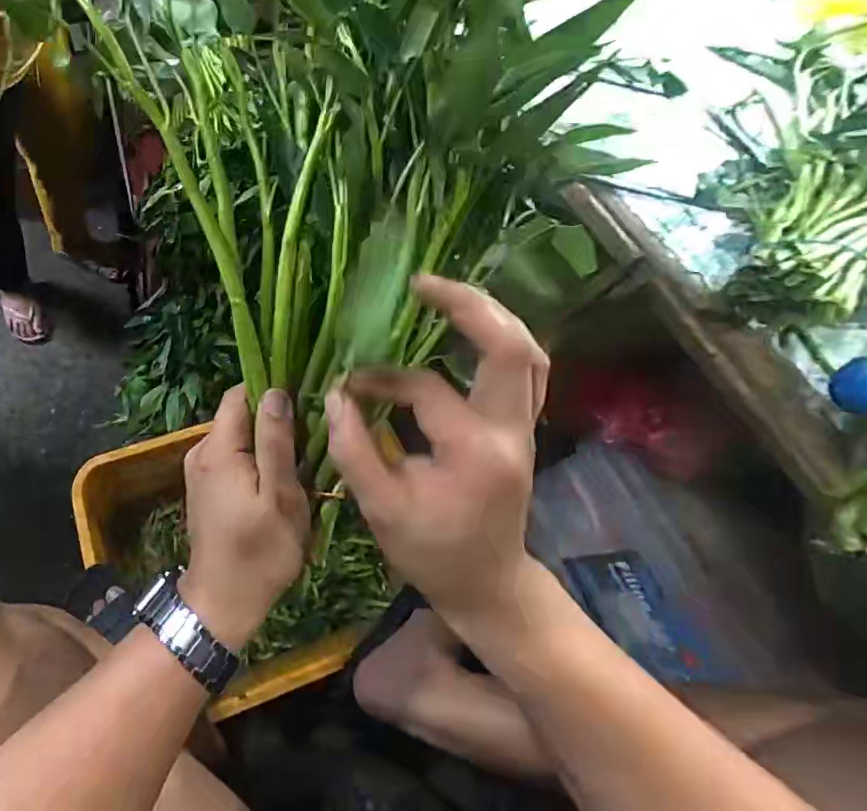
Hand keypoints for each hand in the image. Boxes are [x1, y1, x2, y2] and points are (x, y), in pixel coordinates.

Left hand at [180, 386, 309, 650]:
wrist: (222, 603)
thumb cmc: (259, 552)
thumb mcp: (279, 496)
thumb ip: (276, 442)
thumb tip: (276, 391)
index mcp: (218, 448)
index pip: (239, 394)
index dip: (271, 390)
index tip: (304, 401)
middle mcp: (201, 450)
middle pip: (238, 414)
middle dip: (272, 418)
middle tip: (309, 435)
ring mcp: (199, 469)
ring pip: (237, 435)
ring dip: (265, 440)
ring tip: (299, 458)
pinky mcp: (204, 486)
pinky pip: (231, 456)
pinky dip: (254, 458)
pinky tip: (277, 478)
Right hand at [325, 275, 548, 625]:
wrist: (488, 584)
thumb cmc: (431, 552)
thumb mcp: (380, 507)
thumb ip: (353, 447)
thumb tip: (338, 393)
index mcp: (476, 451)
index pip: (426, 389)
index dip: (380, 379)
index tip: (347, 385)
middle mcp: (511, 432)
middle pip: (512, 348)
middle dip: (468, 306)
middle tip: (421, 283)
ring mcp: (524, 428)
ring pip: (529, 352)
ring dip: (490, 316)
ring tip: (445, 294)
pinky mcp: (521, 427)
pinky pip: (524, 369)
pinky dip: (498, 340)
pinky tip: (468, 327)